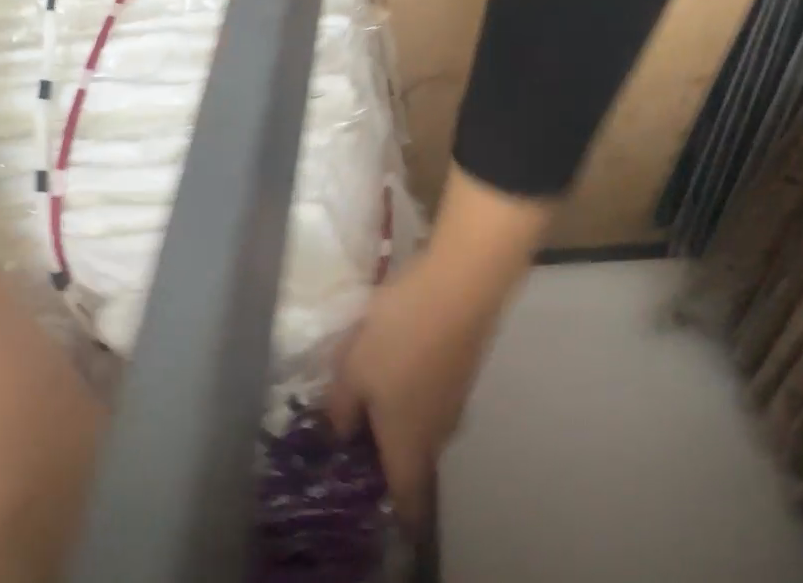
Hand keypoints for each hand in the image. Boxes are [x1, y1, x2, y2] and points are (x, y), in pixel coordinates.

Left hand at [325, 254, 501, 526]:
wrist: (460, 287)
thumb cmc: (400, 336)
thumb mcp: (353, 370)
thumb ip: (341, 409)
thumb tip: (340, 434)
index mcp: (410, 447)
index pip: (408, 502)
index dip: (393, 516)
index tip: (369, 509)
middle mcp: (439, 434)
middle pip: (413, 462)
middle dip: (384, 458)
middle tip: (348, 439)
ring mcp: (456, 400)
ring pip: (421, 426)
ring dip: (396, 420)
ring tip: (363, 395)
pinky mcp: (463, 370)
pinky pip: (430, 396)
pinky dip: (410, 392)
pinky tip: (390, 362)